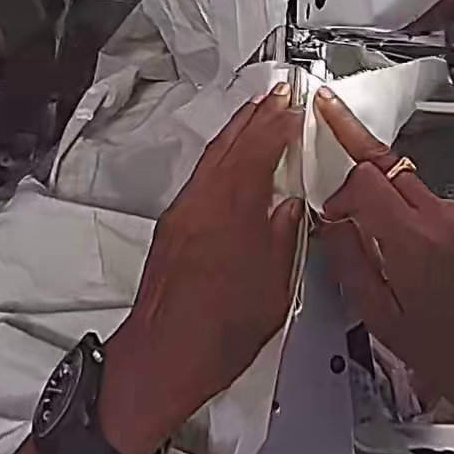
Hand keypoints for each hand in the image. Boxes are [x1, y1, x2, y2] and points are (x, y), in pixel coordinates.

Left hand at [98, 85, 304, 453]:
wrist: (159, 361)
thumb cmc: (216, 336)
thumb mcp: (272, 292)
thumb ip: (283, 240)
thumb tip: (289, 207)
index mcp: (233, 217)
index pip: (259, 153)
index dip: (279, 126)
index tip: (295, 106)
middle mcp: (204, 205)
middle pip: (234, 144)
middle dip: (259, 115)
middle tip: (279, 93)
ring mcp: (185, 211)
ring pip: (214, 154)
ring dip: (239, 127)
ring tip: (259, 110)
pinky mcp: (173, 223)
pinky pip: (202, 171)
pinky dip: (222, 151)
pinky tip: (233, 151)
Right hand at [314, 87, 453, 453]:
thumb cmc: (451, 354)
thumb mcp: (380, 316)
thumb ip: (348, 258)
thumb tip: (331, 224)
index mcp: (415, 241)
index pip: (366, 175)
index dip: (340, 181)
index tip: (330, 192)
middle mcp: (445, 217)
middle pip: (389, 166)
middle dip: (359, 165)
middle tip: (337, 137)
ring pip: (411, 183)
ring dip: (389, 198)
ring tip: (385, 239)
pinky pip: (435, 201)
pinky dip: (418, 214)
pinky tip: (419, 251)